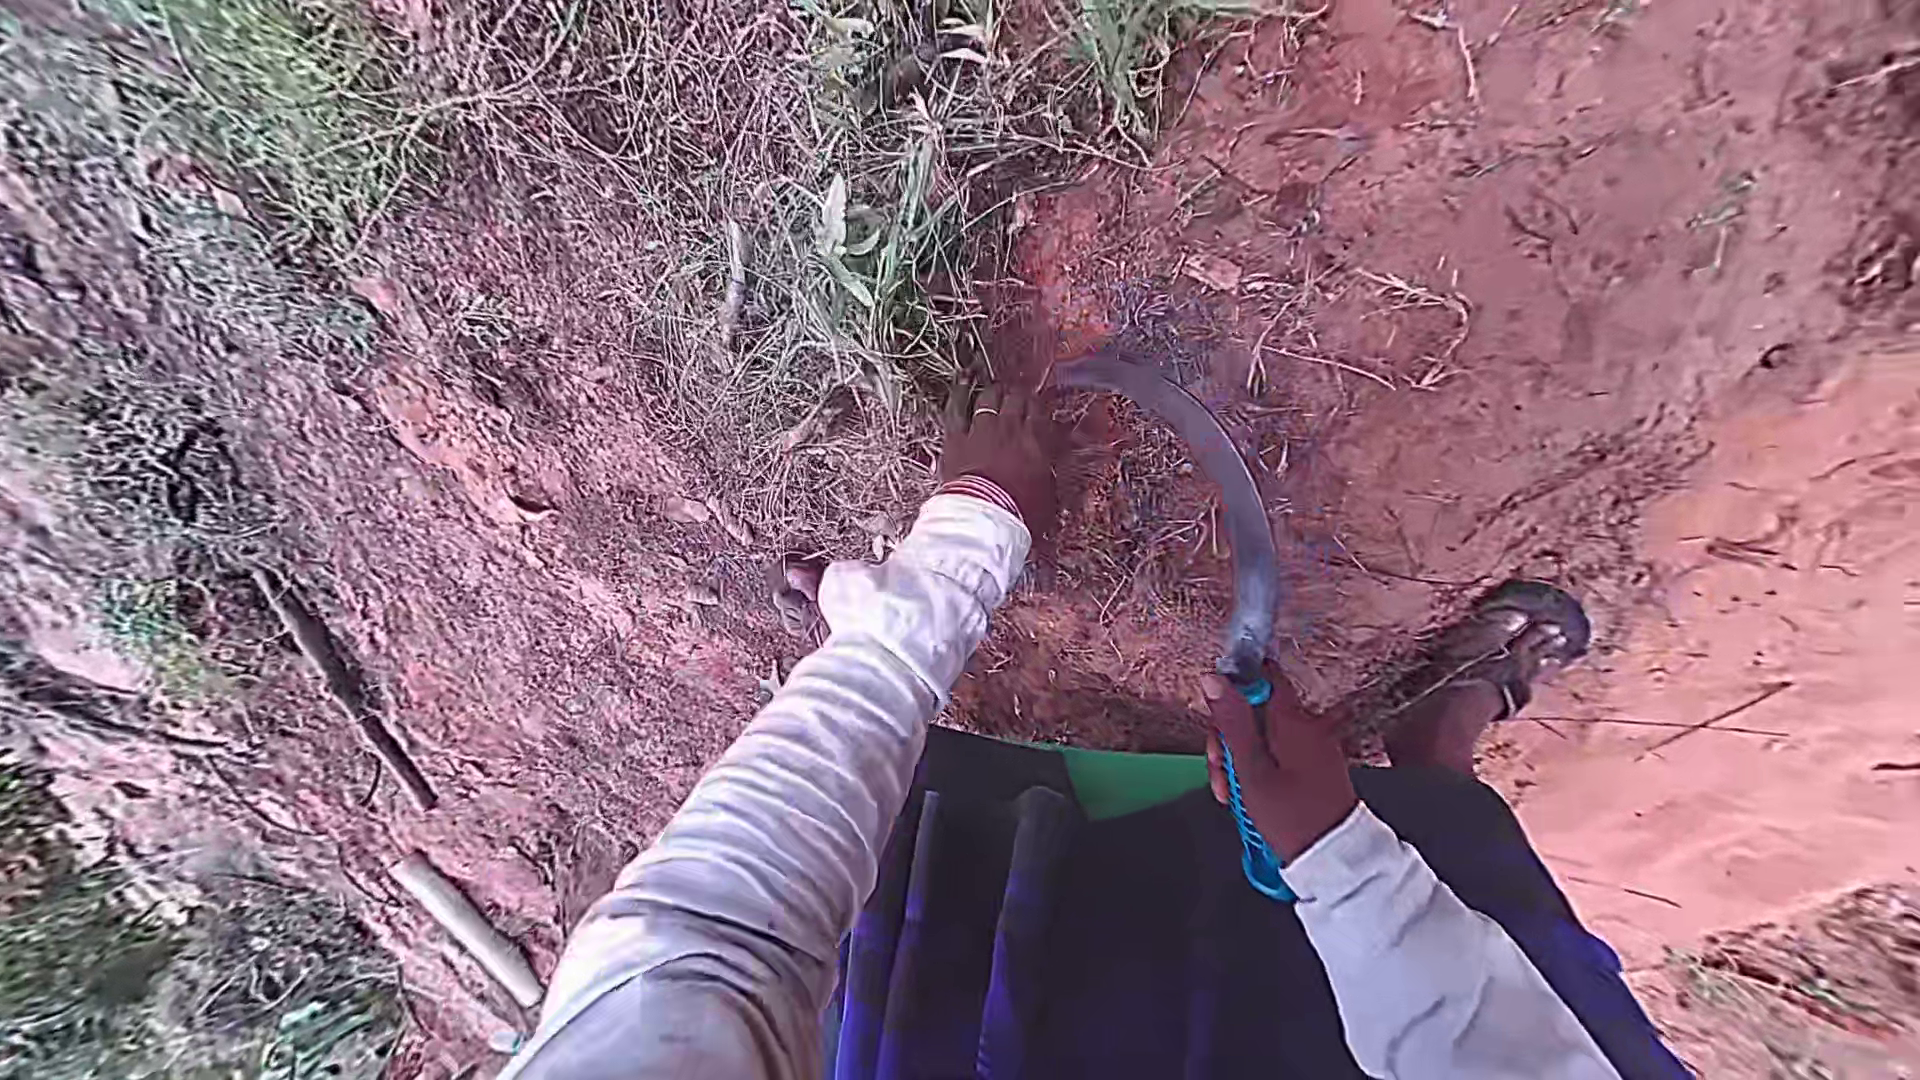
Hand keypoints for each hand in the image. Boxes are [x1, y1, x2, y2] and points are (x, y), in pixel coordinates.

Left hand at [940, 382, 1057, 531]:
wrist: (985, 514)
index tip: (1040, 407)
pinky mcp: (956, 437)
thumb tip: (1050, 471)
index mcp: (1035, 440)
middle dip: (1019, 396)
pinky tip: (962, 383)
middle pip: (1017, 400)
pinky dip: (960, 393)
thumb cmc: (1018, 510)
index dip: (1040, 406)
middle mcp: (1010, 428)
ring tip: (996, 388)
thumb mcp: (1046, 494)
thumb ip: (1047, 474)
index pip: (1041, 412)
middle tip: (1019, 396)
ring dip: (994, 391)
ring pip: (989, 398)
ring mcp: (982, 430)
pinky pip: (957, 408)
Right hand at [1202, 670, 1357, 861]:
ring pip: (1259, 735)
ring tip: (1227, 788)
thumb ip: (1231, 721)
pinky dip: (1254, 767)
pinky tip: (1243, 792)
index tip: (1216, 711)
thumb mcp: (1250, 769)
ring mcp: (1309, 748)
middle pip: (1254, 710)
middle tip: (1218, 766)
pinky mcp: (1310, 767)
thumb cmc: (1291, 815)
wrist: (1336, 863)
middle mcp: (1305, 727)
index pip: (1263, 676)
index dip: (1234, 684)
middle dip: (1227, 735)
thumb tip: (1213, 677)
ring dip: (1236, 756)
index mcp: (1293, 721)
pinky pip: (1272, 753)